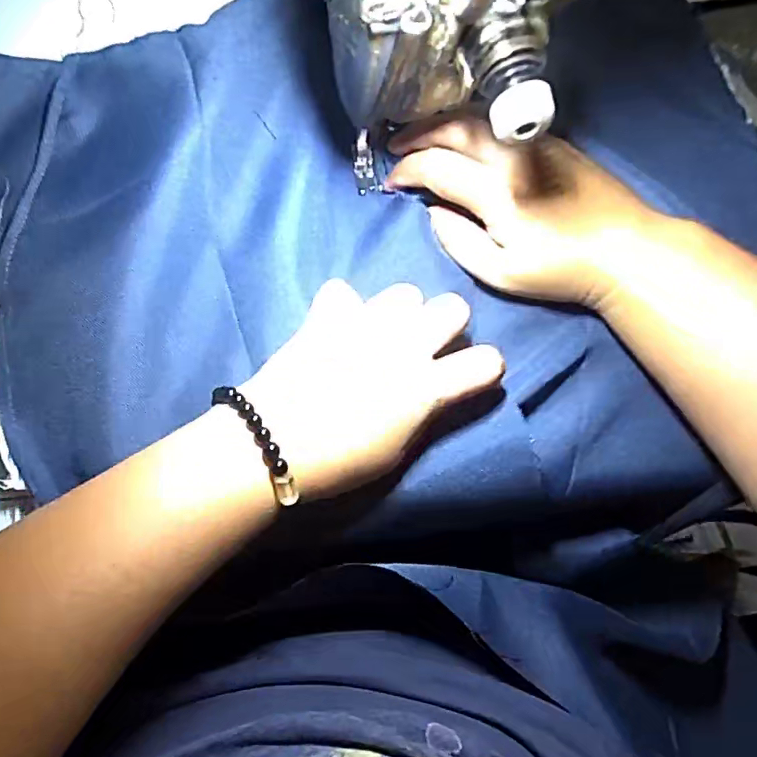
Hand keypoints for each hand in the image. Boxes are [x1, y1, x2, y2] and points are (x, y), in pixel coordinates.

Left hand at [236, 280, 504, 499]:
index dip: (484, 369)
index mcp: (426, 387)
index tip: (470, 378)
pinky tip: (334, 330)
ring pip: (405, 292)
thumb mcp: (395, 452)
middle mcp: (403, 345)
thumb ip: (423, 414)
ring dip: (400, 313)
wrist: (269, 443)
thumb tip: (435, 393)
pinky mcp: (325, 316)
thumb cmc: (337, 464)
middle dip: (446, 326)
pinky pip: (343, 292)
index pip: (487, 361)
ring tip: (379, 336)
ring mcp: (363, 324)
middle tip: (425, 350)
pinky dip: (342, 309)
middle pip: (454, 306)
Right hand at [387, 116, 677, 309]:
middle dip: (417, 135)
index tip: (391, 182)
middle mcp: (511, 156)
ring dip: (442, 123)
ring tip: (421, 136)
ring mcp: (534, 144)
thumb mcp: (502, 273)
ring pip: (477, 118)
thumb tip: (434, 213)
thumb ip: (460, 242)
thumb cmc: (561, 270)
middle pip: (454, 130)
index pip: (436, 167)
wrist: (624, 250)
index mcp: (496, 192)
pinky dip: (471, 124)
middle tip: (395, 147)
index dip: (407, 171)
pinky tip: (462, 136)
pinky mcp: (552, 142)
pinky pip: (500, 122)